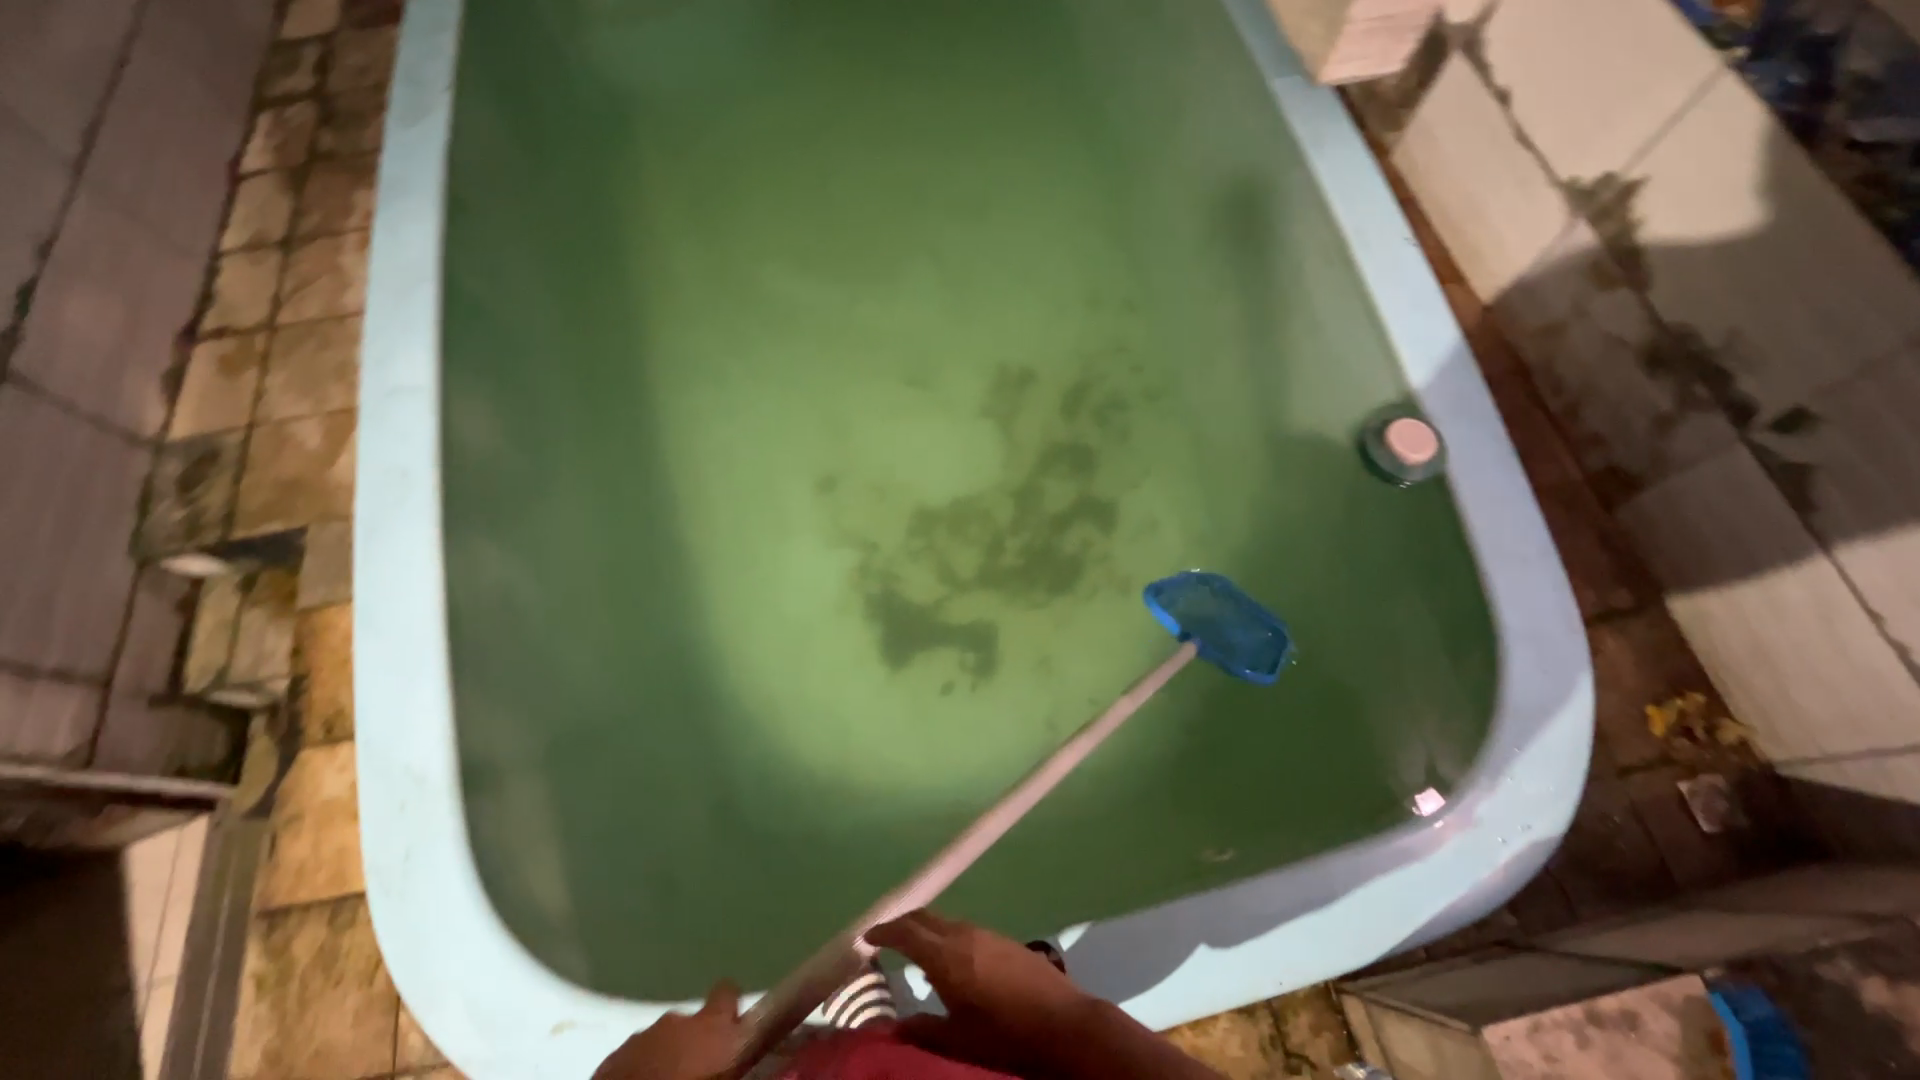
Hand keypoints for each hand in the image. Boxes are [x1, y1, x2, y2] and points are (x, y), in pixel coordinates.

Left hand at [593, 981, 743, 1079]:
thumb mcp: (730, 1078)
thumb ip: (740, 1064)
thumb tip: (746, 1061)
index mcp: (713, 1027)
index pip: (729, 992)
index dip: (730, 1011)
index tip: (735, 1030)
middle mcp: (680, 1021)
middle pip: (695, 1020)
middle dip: (696, 1041)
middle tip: (701, 1069)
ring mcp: (643, 1036)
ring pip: (664, 1038)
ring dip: (668, 1055)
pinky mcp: (613, 1056)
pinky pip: (637, 1055)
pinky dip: (643, 1067)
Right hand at [865, 909, 1094, 1074]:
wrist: (1064, 1023)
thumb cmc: (1005, 1035)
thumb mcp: (958, 1040)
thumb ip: (923, 1029)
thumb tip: (896, 1027)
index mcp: (945, 956)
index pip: (906, 932)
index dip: (883, 932)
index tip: (867, 937)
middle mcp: (963, 935)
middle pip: (925, 918)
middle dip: (902, 924)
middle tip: (885, 938)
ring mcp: (987, 934)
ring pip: (946, 922)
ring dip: (927, 930)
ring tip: (915, 949)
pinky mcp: (1005, 941)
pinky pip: (965, 930)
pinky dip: (947, 936)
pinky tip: (951, 958)